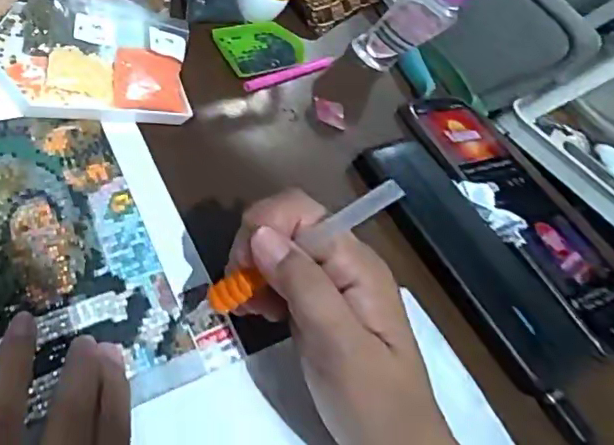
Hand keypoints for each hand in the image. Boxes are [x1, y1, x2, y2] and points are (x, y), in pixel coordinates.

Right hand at [0, 312, 129, 444]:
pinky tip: (121, 402)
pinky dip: (122, 421)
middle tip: (86, 339)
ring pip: (107, 436)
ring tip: (113, 354)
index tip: (24, 319)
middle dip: (81, 374)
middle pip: (69, 418)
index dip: (12, 363)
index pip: (3, 414)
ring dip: (114, 392)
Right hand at [228, 189, 456, 444]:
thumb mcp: (340, 346)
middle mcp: (343, 263)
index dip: (264, 224)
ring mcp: (330, 284)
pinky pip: (279, 276)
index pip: (300, 210)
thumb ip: (303, 285)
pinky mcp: (317, 304)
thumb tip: (260, 232)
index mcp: (356, 263)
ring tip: (244, 305)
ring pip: (277, 249)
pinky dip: (259, 287)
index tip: (242, 265)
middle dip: (252, 247)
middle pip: (284, 225)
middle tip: (238, 288)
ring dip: (252, 269)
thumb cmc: (375, 403)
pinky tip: (254, 310)